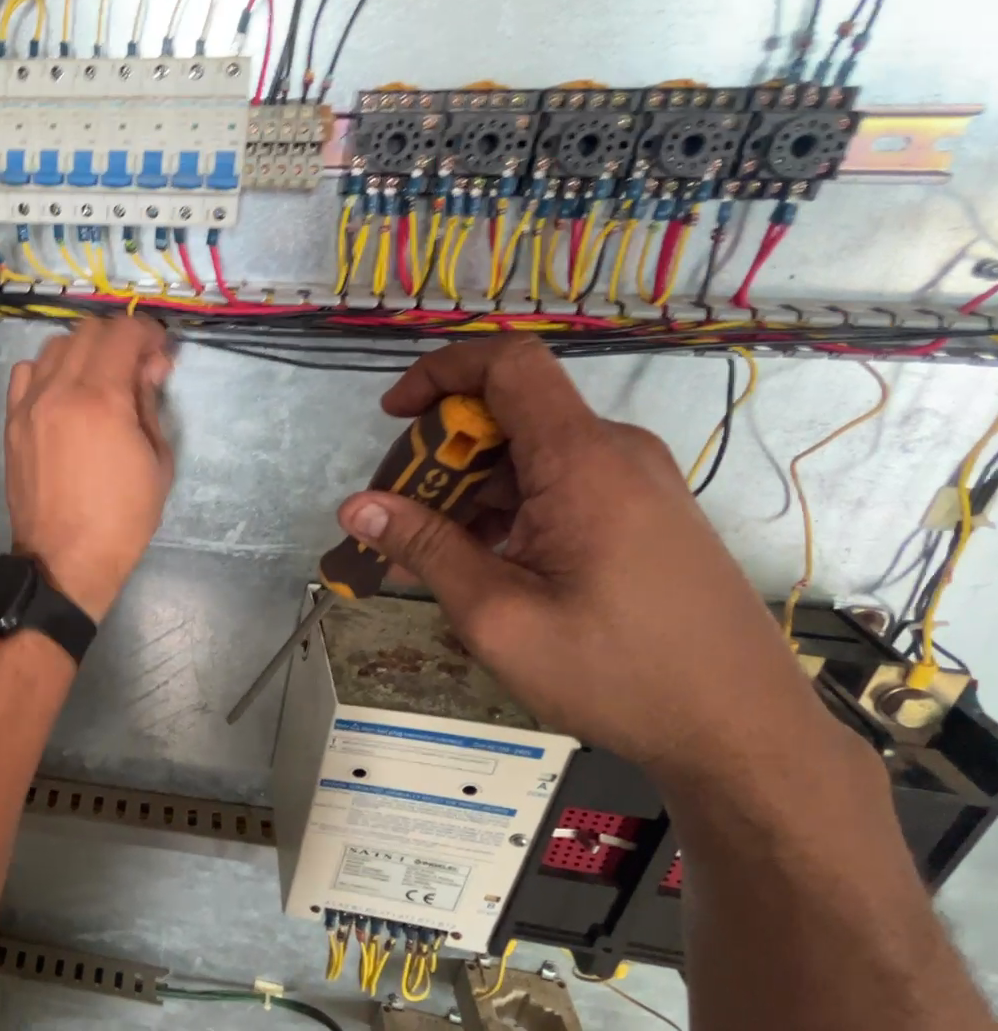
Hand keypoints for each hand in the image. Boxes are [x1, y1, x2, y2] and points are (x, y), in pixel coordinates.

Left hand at [4, 317, 173, 622]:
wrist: (65, 559)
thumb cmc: (122, 518)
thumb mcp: (157, 461)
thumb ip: (150, 404)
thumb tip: (148, 368)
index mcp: (101, 399)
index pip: (123, 333)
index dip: (149, 334)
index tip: (160, 353)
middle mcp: (59, 391)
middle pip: (88, 331)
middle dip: (119, 339)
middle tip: (137, 367)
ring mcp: (28, 405)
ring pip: (55, 346)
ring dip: (84, 351)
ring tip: (101, 379)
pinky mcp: (11, 422)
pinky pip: (26, 374)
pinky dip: (49, 371)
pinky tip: (64, 394)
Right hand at [336, 336, 838, 777]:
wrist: (744, 734)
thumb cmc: (618, 673)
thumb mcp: (498, 616)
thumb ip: (425, 549)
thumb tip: (355, 506)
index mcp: (583, 461)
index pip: (507, 364)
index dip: (440, 372)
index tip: (391, 418)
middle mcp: (614, 454)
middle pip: (506, 416)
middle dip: (435, 456)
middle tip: (393, 517)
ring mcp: (634, 484)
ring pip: (525, 457)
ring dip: (464, 492)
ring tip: (423, 557)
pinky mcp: (641, 514)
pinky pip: (555, 487)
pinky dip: (503, 512)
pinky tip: (474, 567)